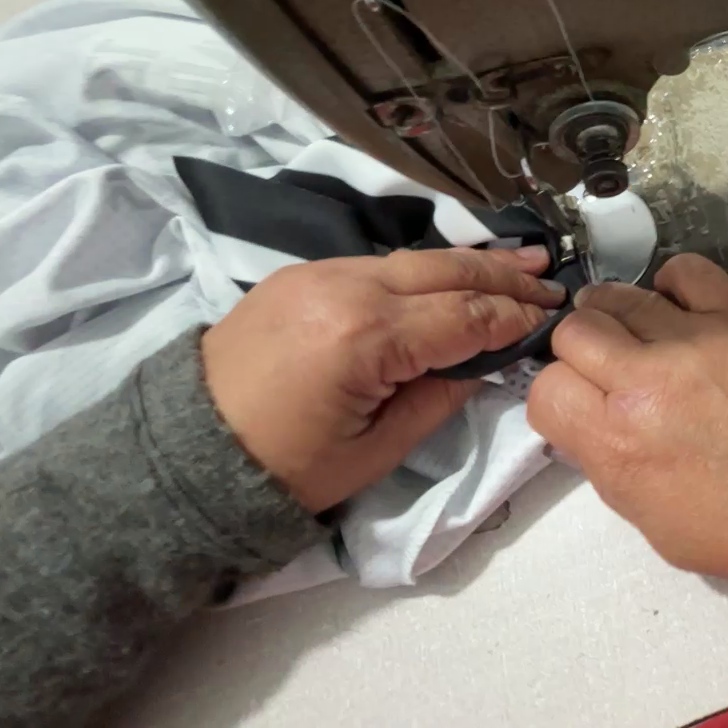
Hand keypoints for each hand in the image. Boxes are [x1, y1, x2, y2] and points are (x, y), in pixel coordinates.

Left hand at [202, 247, 565, 512]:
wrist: (176, 462)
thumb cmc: (285, 471)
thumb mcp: (380, 448)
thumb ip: (443, 393)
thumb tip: (487, 358)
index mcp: (364, 337)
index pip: (466, 315)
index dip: (514, 318)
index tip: (551, 321)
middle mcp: (345, 287)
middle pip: (450, 271)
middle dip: (507, 278)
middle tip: (551, 284)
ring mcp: (319, 272)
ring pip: (420, 256)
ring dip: (475, 263)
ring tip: (525, 262)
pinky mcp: (304, 272)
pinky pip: (385, 262)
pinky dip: (432, 267)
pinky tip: (460, 271)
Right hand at [527, 254, 727, 580]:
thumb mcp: (645, 515)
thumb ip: (605, 459)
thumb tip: (589, 418)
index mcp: (618, 440)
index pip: (547, 389)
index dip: (559, 398)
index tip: (581, 405)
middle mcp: (646, 379)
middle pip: (576, 331)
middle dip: (580, 351)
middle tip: (608, 368)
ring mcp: (693, 339)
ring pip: (621, 296)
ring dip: (615, 313)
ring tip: (631, 330)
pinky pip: (688, 271)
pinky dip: (673, 282)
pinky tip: (675, 305)